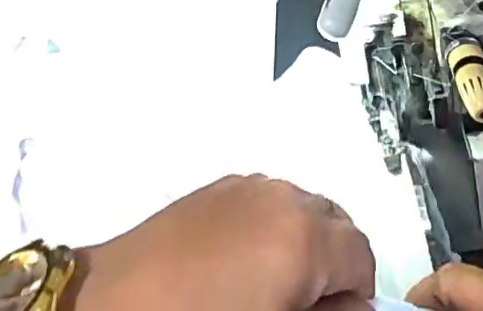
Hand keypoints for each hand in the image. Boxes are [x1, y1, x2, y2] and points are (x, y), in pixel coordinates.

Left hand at [68, 175, 375, 310]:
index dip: (356, 295)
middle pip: (334, 221)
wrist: (120, 301)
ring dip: (303, 243)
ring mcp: (245, 185)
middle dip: (334, 264)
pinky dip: (272, 226)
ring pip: (301, 208)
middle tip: (305, 305)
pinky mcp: (217, 186)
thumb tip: (354, 308)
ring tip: (272, 287)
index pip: (362, 254)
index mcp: (302, 233)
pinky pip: (267, 201)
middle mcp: (278, 195)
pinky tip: (243, 266)